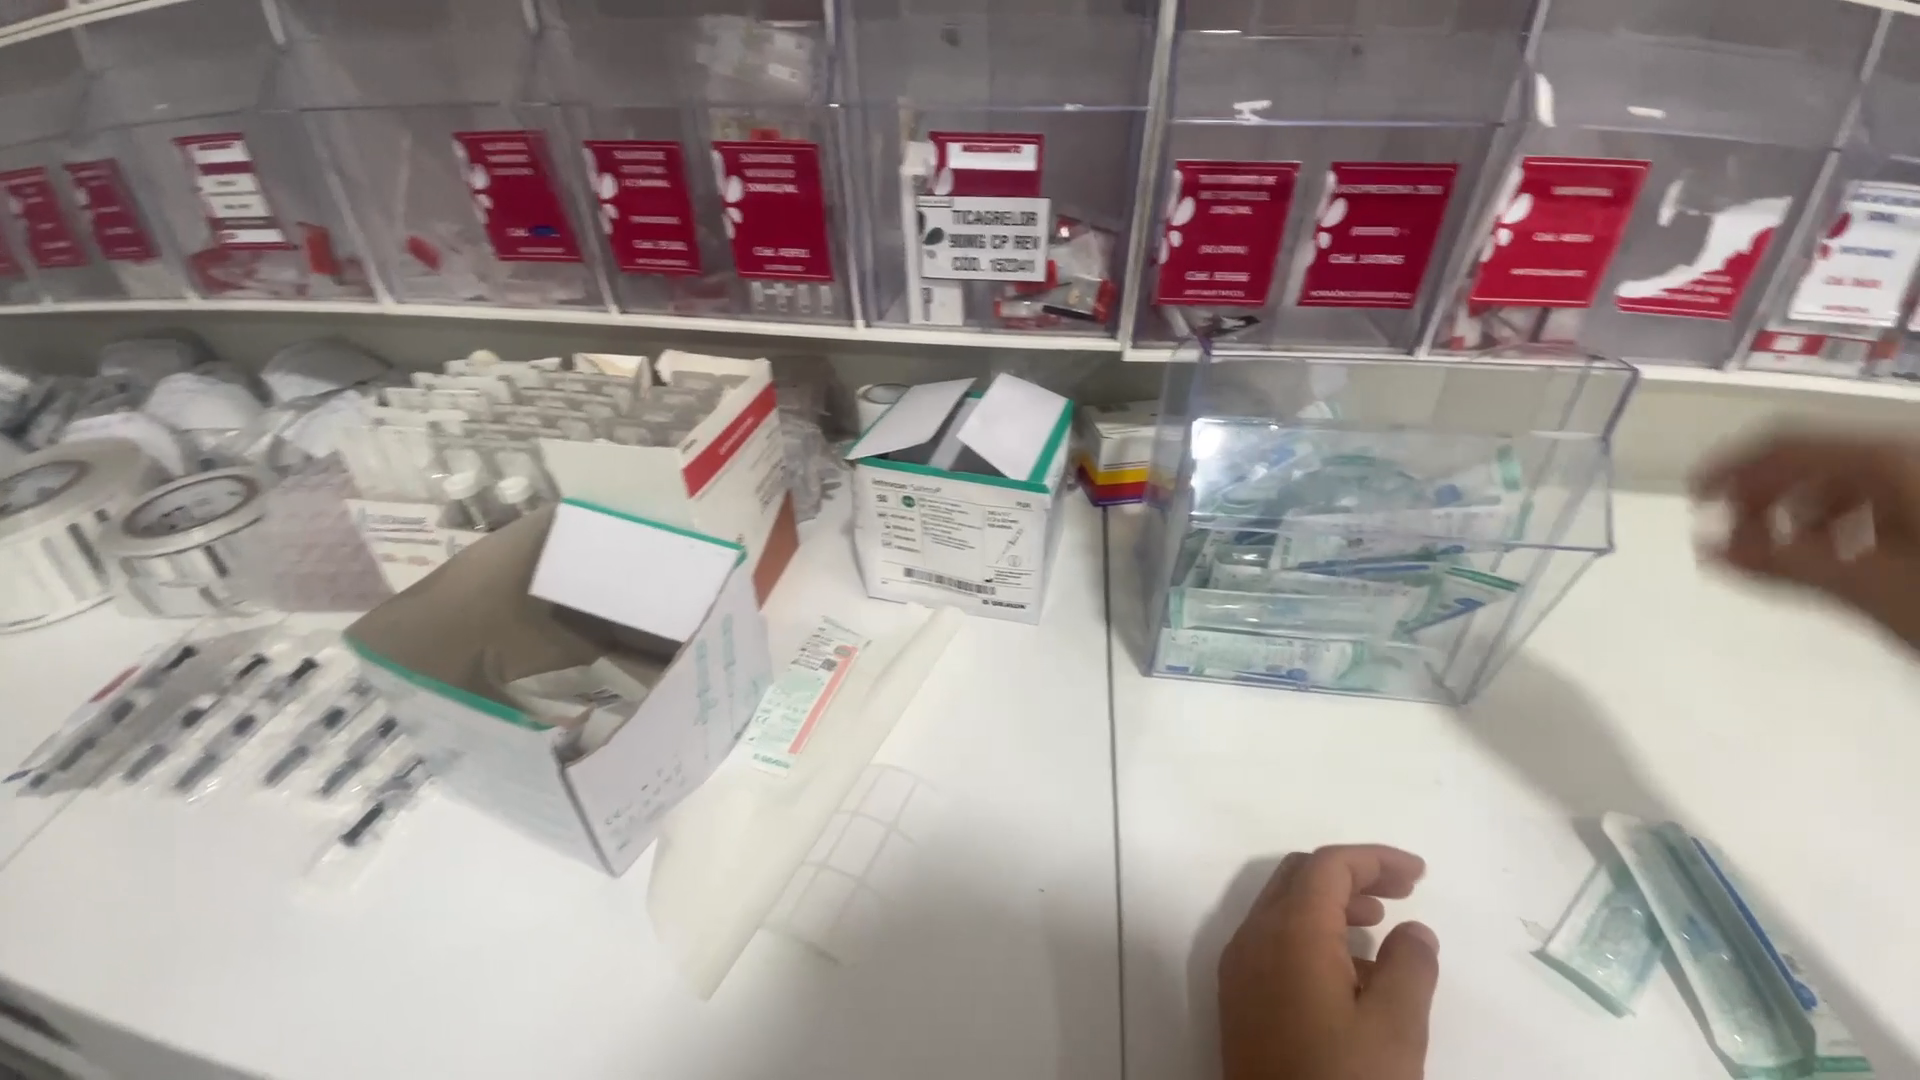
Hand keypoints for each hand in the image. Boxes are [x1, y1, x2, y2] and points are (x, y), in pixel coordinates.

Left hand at [1218, 845, 1438, 1079]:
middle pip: (1300, 877)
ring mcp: (1240, 965)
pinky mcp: (1238, 995)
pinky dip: (1311, 933)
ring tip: (1381, 926)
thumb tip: (1414, 931)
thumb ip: (1411, 968)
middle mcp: (1253, 935)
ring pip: (1283, 906)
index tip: (1421, 875)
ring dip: (1331, 904)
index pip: (1327, 866)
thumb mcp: (1396, 1029)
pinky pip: (1273, 939)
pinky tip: (1349, 968)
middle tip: (1403, 894)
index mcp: (1288, 930)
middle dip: (1352, 875)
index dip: (1375, 859)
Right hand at [1692, 433, 1919, 652]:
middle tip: (1738, 540)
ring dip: (1808, 514)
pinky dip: (1854, 524)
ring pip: (1858, 481)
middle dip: (1768, 498)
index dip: (1731, 468)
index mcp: (1891, 465)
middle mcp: (1914, 461)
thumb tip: (1707, 547)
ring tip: (1793, 558)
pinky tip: (1853, 561)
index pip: (1787, 444)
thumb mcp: (1871, 590)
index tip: (1695, 503)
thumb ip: (1782, 564)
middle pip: (1820, 460)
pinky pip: (1893, 500)